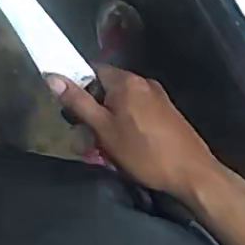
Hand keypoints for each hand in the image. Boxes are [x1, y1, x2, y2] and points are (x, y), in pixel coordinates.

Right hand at [46, 65, 227, 202]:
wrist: (192, 174)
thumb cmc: (144, 152)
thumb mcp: (103, 129)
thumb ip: (77, 101)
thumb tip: (52, 77)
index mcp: (126, 81)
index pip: (91, 71)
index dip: (77, 89)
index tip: (72, 113)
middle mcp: (143, 82)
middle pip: (107, 89)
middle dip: (94, 112)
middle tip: (89, 140)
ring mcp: (158, 97)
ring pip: (122, 104)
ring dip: (110, 123)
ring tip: (107, 151)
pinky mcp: (167, 113)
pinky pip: (137, 113)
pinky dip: (127, 127)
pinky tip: (128, 150)